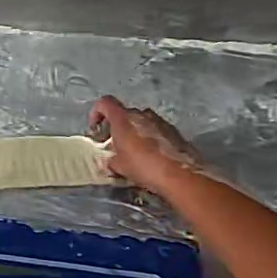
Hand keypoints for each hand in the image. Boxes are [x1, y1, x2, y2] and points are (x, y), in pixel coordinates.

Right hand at [89, 96, 204, 195]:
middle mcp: (141, 113)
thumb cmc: (144, 166)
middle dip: (117, 127)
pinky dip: (150, 138)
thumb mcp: (119, 166)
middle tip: (115, 145)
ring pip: (141, 121)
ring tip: (134, 153)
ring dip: (135, 133)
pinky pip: (156, 130)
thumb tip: (110, 161)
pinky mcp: (174, 130)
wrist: (180, 174)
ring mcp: (160, 120)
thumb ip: (111, 160)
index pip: (105, 103)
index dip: (97, 113)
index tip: (96, 129)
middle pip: (124, 113)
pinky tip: (152, 156)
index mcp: (123, 118)